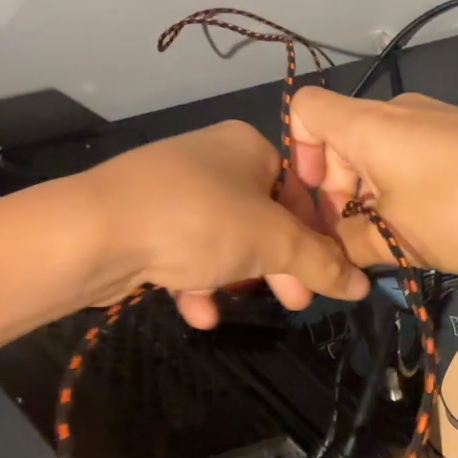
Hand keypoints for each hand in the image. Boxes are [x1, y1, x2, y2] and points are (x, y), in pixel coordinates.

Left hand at [74, 120, 369, 327]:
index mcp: (247, 146)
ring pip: (221, 238)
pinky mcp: (143, 220)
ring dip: (233, 276)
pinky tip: (195, 311)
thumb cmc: (198, 221)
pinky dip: (193, 279)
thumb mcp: (271, 242)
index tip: (328, 275)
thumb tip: (362, 286)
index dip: (317, 234)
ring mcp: (172, 190)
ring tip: (235, 308)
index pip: (299, 189)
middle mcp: (210, 160)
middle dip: (278, 263)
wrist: (94, 231)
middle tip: (295, 301)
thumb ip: (320, 263)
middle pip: (261, 217)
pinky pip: (182, 251)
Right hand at [289, 86, 457, 276]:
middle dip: (338, 193)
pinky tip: (430, 226)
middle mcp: (396, 112)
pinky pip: (410, 156)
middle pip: (340, 141)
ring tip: (398, 242)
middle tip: (357, 242)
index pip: (305, 109)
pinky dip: (403, 188)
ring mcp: (433, 121)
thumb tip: (331, 256)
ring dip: (372, 198)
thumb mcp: (397, 239)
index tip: (321, 198)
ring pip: (377, 154)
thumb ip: (350, 245)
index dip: (298, 152)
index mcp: (367, 125)